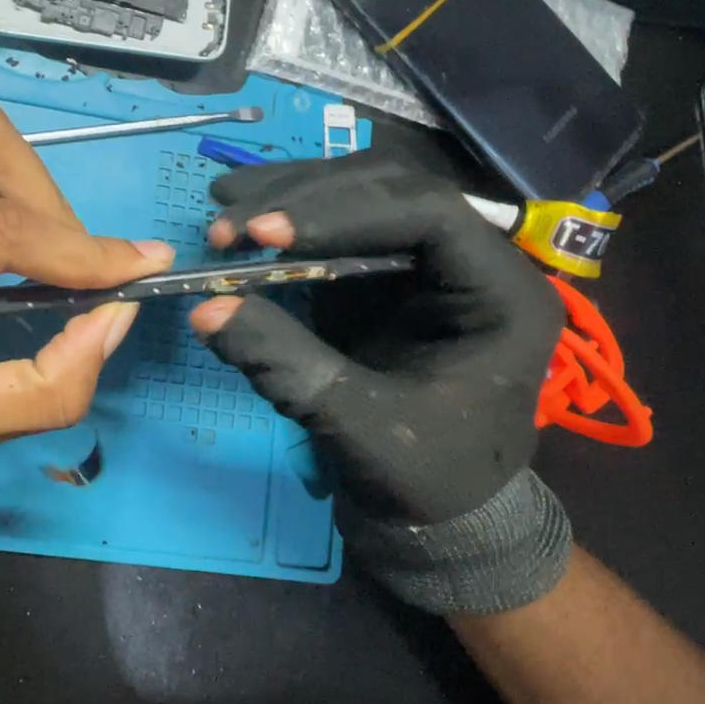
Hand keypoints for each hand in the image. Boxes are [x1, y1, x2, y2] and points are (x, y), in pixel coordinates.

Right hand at [187, 152, 571, 614]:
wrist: (438, 514)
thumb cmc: (424, 478)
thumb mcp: (358, 427)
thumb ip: (287, 366)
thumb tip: (206, 308)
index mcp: (499, 296)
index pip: (429, 214)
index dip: (344, 212)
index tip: (266, 233)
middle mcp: (468, 262)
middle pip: (389, 189)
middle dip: (304, 198)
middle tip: (230, 224)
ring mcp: (423, 263)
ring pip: (359, 192)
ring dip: (288, 194)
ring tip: (223, 205)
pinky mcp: (383, 274)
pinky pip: (336, 223)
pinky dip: (286, 215)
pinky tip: (242, 216)